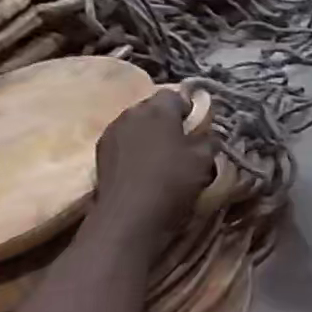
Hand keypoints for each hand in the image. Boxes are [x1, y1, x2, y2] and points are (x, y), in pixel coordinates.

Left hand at [92, 89, 217, 244]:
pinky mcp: (101, 151)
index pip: (175, 95)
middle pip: (153, 108)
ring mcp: (112, 131)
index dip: (189, 109)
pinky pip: (124, 142)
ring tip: (163, 159)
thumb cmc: (172, 183)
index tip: (198, 129)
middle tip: (183, 144)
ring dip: (150, 135)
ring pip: (137, 125)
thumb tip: (210, 135)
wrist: (130, 216)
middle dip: (168, 121)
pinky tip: (144, 169)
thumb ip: (209, 141)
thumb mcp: (203, 162)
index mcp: (158, 110)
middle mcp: (131, 113)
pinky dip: (135, 149)